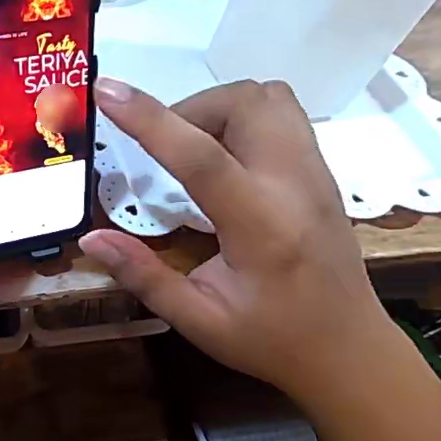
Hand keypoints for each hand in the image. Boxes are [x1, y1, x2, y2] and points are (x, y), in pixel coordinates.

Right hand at [79, 78, 394, 407]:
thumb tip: (91, 239)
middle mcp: (294, 184)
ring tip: (195, 147)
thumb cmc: (272, 340)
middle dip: (191, 107)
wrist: (349, 350)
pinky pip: (285, 114)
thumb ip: (144, 276)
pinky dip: (246, 116)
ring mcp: (316, 172)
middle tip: (163, 148)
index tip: (106, 90)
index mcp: (261, 226)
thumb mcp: (199, 320)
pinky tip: (228, 157)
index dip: (149, 119)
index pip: (201, 156)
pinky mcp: (323, 172)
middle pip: (245, 102)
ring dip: (221, 106)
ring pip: (270, 97)